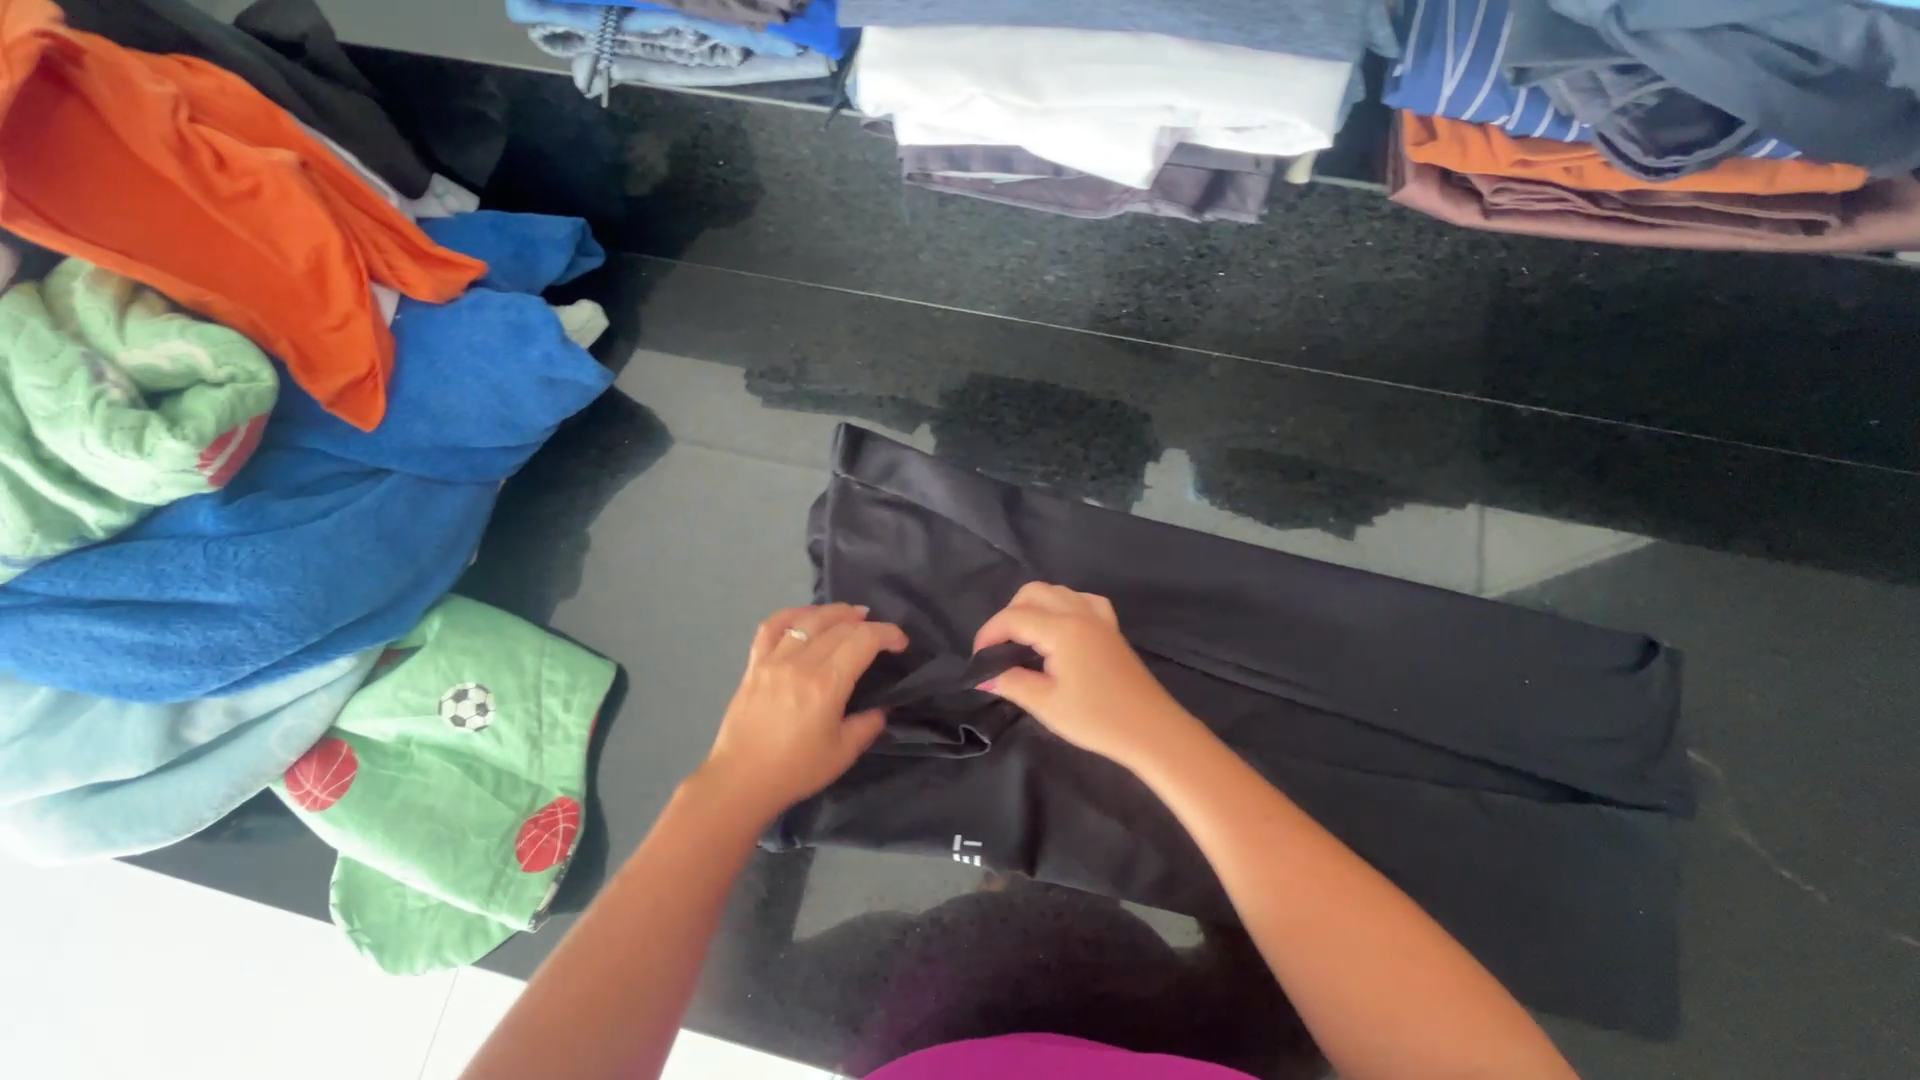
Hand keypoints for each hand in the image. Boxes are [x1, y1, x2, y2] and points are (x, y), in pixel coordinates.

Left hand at [700, 603, 907, 819]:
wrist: (741, 781)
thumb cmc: (795, 770)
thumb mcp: (843, 753)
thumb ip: (867, 725)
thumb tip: (881, 708)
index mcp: (827, 684)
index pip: (864, 640)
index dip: (888, 633)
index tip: (901, 643)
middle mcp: (800, 663)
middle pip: (839, 626)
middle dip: (867, 623)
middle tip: (880, 634)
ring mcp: (774, 660)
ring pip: (808, 619)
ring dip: (834, 612)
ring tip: (850, 615)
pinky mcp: (754, 665)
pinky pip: (772, 627)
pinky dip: (792, 615)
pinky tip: (805, 617)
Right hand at [972, 582, 1196, 770]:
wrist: (1151, 730)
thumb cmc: (1097, 719)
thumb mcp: (1046, 705)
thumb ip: (1012, 683)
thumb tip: (984, 675)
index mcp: (1062, 629)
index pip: (1013, 618)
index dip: (989, 634)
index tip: (978, 660)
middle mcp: (1080, 613)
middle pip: (1033, 593)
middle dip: (1009, 614)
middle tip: (1000, 647)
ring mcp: (1099, 619)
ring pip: (1058, 592)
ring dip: (1034, 606)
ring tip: (1024, 639)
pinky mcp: (1112, 629)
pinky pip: (1083, 600)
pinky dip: (1063, 606)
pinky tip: (1060, 629)